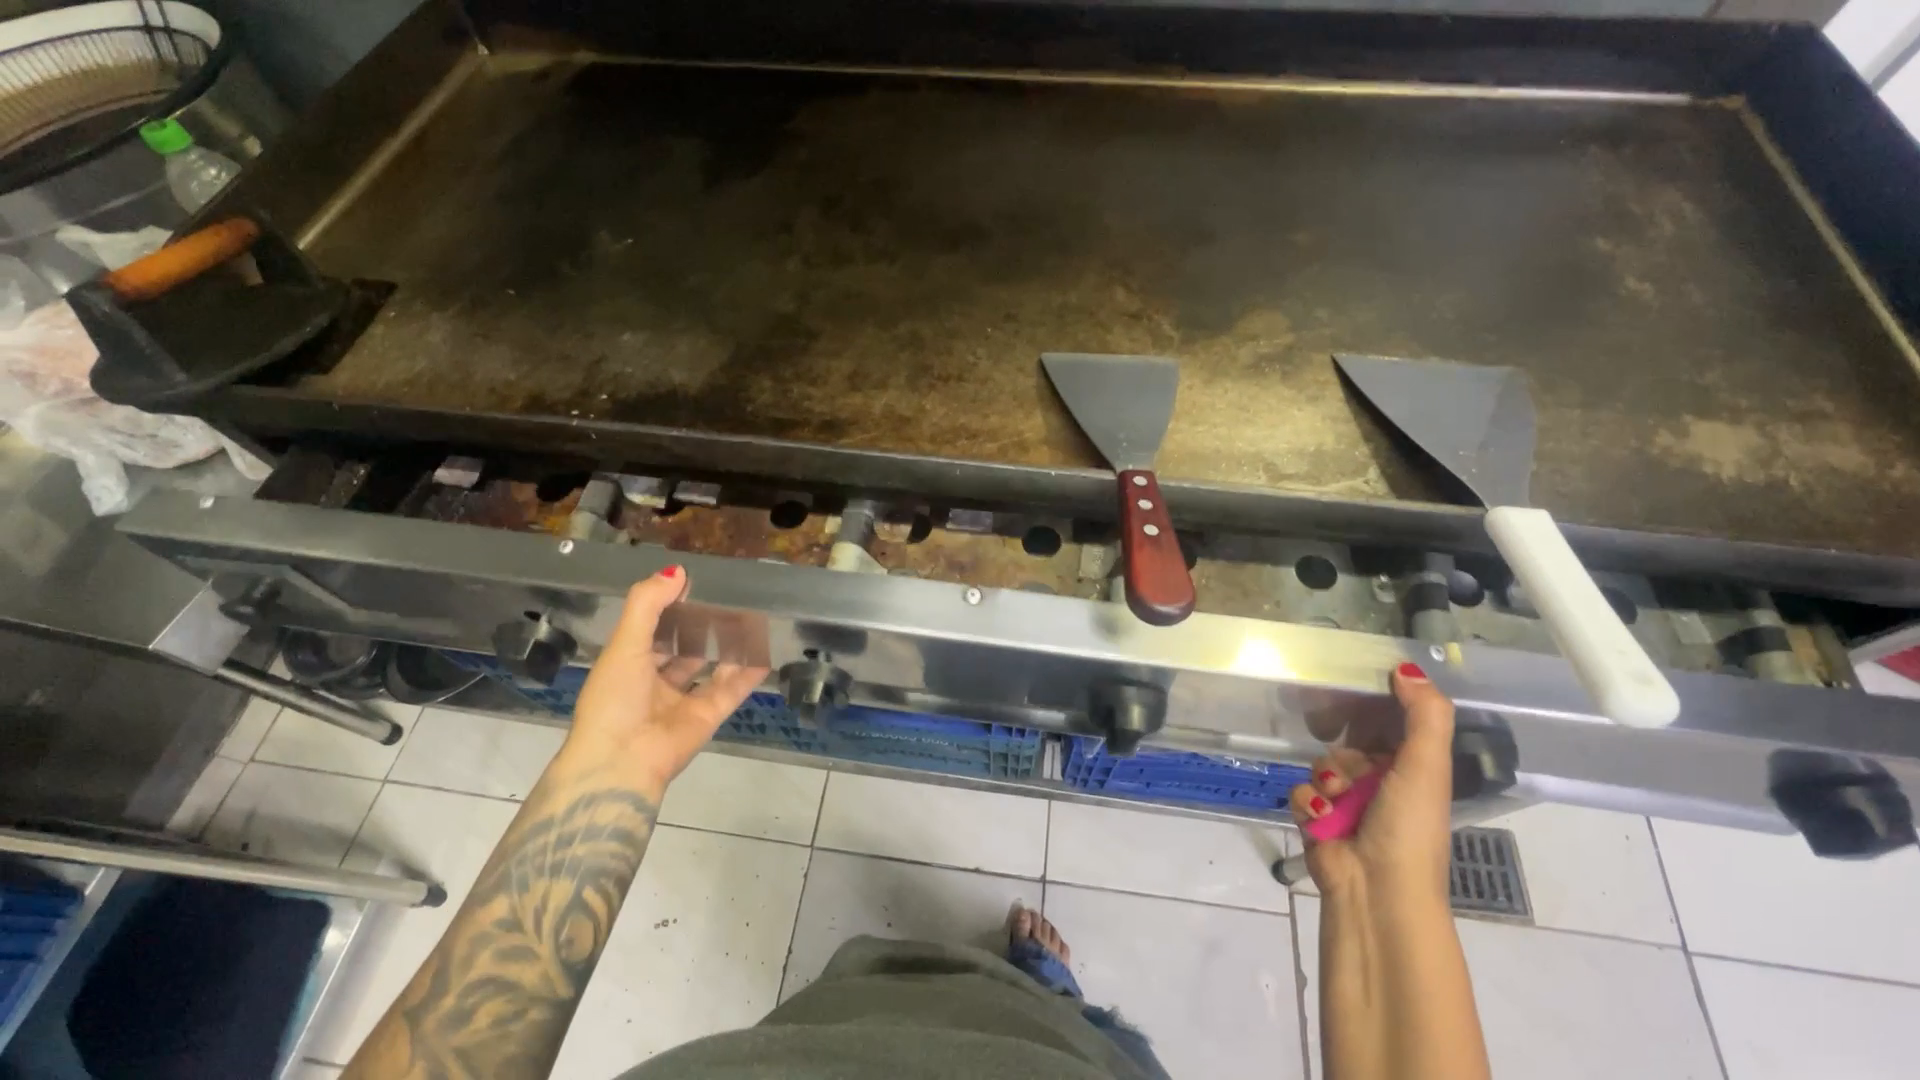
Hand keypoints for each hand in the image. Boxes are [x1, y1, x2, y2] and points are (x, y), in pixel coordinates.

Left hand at [566, 566, 769, 797]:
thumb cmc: (615, 698)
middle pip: (681, 651)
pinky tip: (764, 651)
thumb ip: (648, 605)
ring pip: (709, 669)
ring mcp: (682, 702)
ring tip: (748, 619)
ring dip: (726, 648)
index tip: (691, 585)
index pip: (650, 632)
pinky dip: (748, 673)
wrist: (622, 760)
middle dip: (699, 628)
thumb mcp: (624, 644)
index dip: (667, 609)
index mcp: (627, 666)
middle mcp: (654, 683)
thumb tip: (678, 571)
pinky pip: (732, 690)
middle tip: (725, 600)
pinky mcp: (708, 717)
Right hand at [1290, 663, 1454, 902]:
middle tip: (1353, 769)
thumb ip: (1423, 714)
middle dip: (1346, 754)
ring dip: (1326, 778)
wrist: (1376, 890)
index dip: (1375, 712)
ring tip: (1336, 802)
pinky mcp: (1317, 817)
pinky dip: (1308, 801)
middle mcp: (1382, 783)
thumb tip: (1406, 667)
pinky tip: (1321, 817)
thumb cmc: (1408, 827)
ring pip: (1322, 763)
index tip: (1356, 695)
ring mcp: (1347, 802)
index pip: (1391, 726)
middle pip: (1349, 742)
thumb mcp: (1426, 766)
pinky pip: (1301, 789)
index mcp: (1414, 770)